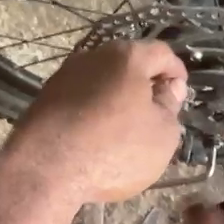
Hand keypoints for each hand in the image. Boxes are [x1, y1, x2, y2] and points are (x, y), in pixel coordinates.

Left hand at [3, 41, 188, 204]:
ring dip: (116, 100)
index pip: (162, 53)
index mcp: (127, 57)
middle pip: (128, 65)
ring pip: (101, 82)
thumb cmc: (113, 150)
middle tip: (155, 114)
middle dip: (144, 85)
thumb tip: (169, 89)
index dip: (176, 72)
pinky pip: (79, 100)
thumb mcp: (162, 135)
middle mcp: (92, 57)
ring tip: (125, 130)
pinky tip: (95, 139)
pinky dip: (92, 113)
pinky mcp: (44, 99)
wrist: (44, 170)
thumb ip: (170, 107)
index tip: (180, 94)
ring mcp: (64, 76)